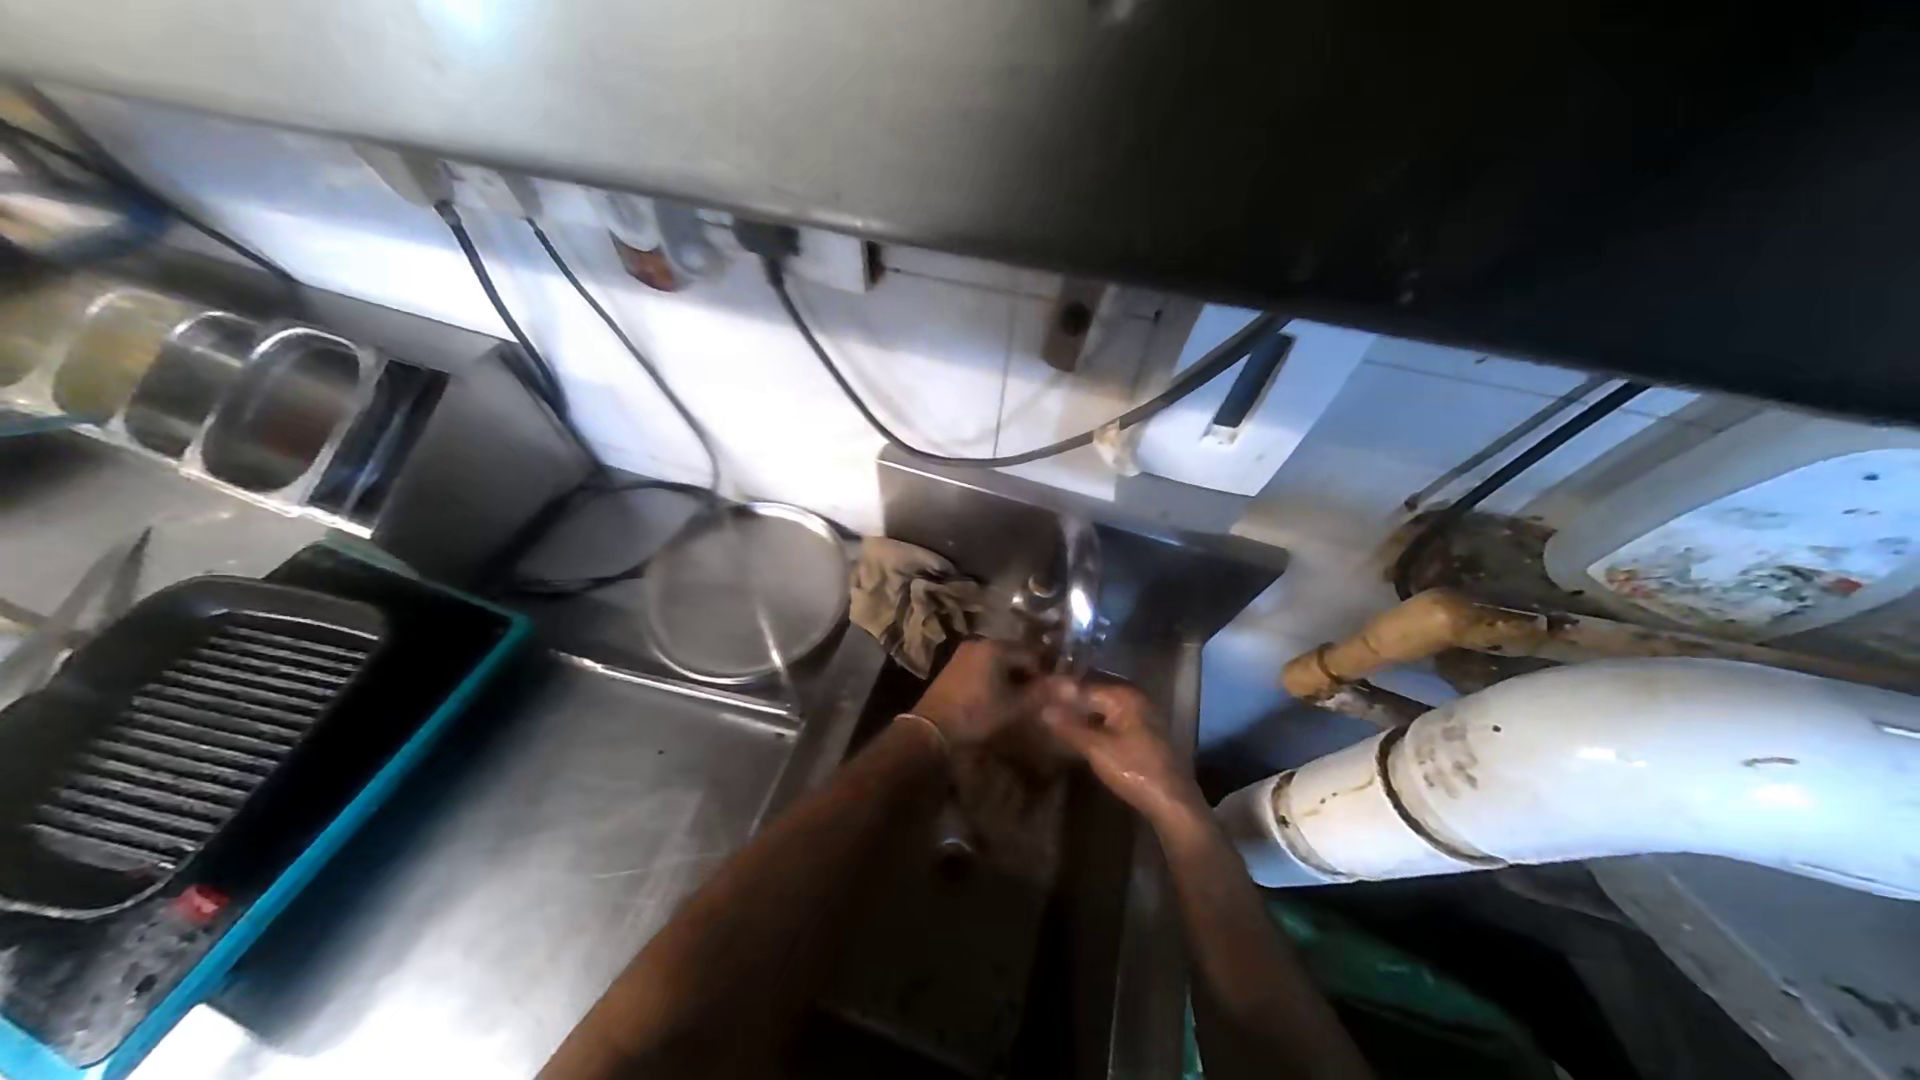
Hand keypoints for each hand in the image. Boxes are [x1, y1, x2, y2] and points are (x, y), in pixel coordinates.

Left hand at [911, 639, 1065, 749]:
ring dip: (1011, 676)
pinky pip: (983, 665)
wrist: (931, 729)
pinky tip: (998, 697)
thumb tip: (1074, 685)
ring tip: (1019, 700)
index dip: (1045, 673)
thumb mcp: (1014, 706)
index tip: (1050, 694)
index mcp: (995, 647)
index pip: (1032, 654)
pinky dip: (995, 677)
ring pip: (999, 660)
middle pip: (1015, 654)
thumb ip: (1043, 693)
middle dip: (1028, 674)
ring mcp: (964, 653)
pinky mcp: (954, 665)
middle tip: (1036, 698)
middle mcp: (979, 642)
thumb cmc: (977, 715)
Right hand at [1040, 679, 1206, 825]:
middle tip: (1043, 703)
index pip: (1084, 684)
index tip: (1038, 692)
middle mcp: (1135, 698)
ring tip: (1056, 717)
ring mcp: (1142, 715)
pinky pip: (1112, 718)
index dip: (1060, 690)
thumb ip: (1069, 726)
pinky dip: (1095, 721)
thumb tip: (1043, 709)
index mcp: (1124, 695)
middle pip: (1095, 691)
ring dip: (1082, 711)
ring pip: (1104, 706)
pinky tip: (1079, 731)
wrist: (1172, 801)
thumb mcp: (1096, 748)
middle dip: (1070, 698)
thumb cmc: (1134, 769)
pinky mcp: (1143, 733)